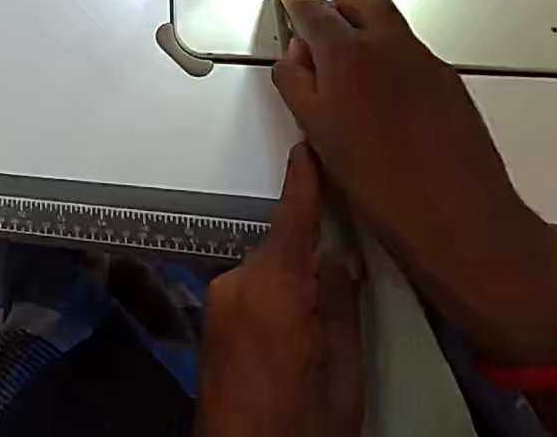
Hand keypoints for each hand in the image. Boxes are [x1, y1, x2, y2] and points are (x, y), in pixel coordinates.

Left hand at [199, 144, 360, 436]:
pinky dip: (274, 294)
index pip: (292, 221)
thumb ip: (340, 307)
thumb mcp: (341, 373)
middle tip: (344, 254)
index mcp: (275, 289)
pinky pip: (250, 285)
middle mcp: (239, 279)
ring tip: (318, 322)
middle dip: (309, 249)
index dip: (302, 182)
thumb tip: (343, 258)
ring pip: (266, 268)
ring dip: (292, 279)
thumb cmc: (303, 422)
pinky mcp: (212, 311)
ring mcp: (220, 294)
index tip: (306, 146)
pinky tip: (290, 329)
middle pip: (280, 245)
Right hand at [270, 0, 556, 363]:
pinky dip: (390, 61)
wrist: (458, 221)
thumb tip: (297, 55)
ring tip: (349, 79)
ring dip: (365, 34)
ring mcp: (427, 64)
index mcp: (348, 54)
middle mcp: (391, 48)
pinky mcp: (451, 86)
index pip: (313, 7)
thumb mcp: (311, 125)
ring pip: (389, 25)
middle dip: (338, 4)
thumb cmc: (379, 179)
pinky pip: (411, 55)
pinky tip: (381, 103)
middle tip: (321, 31)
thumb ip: (294, 77)